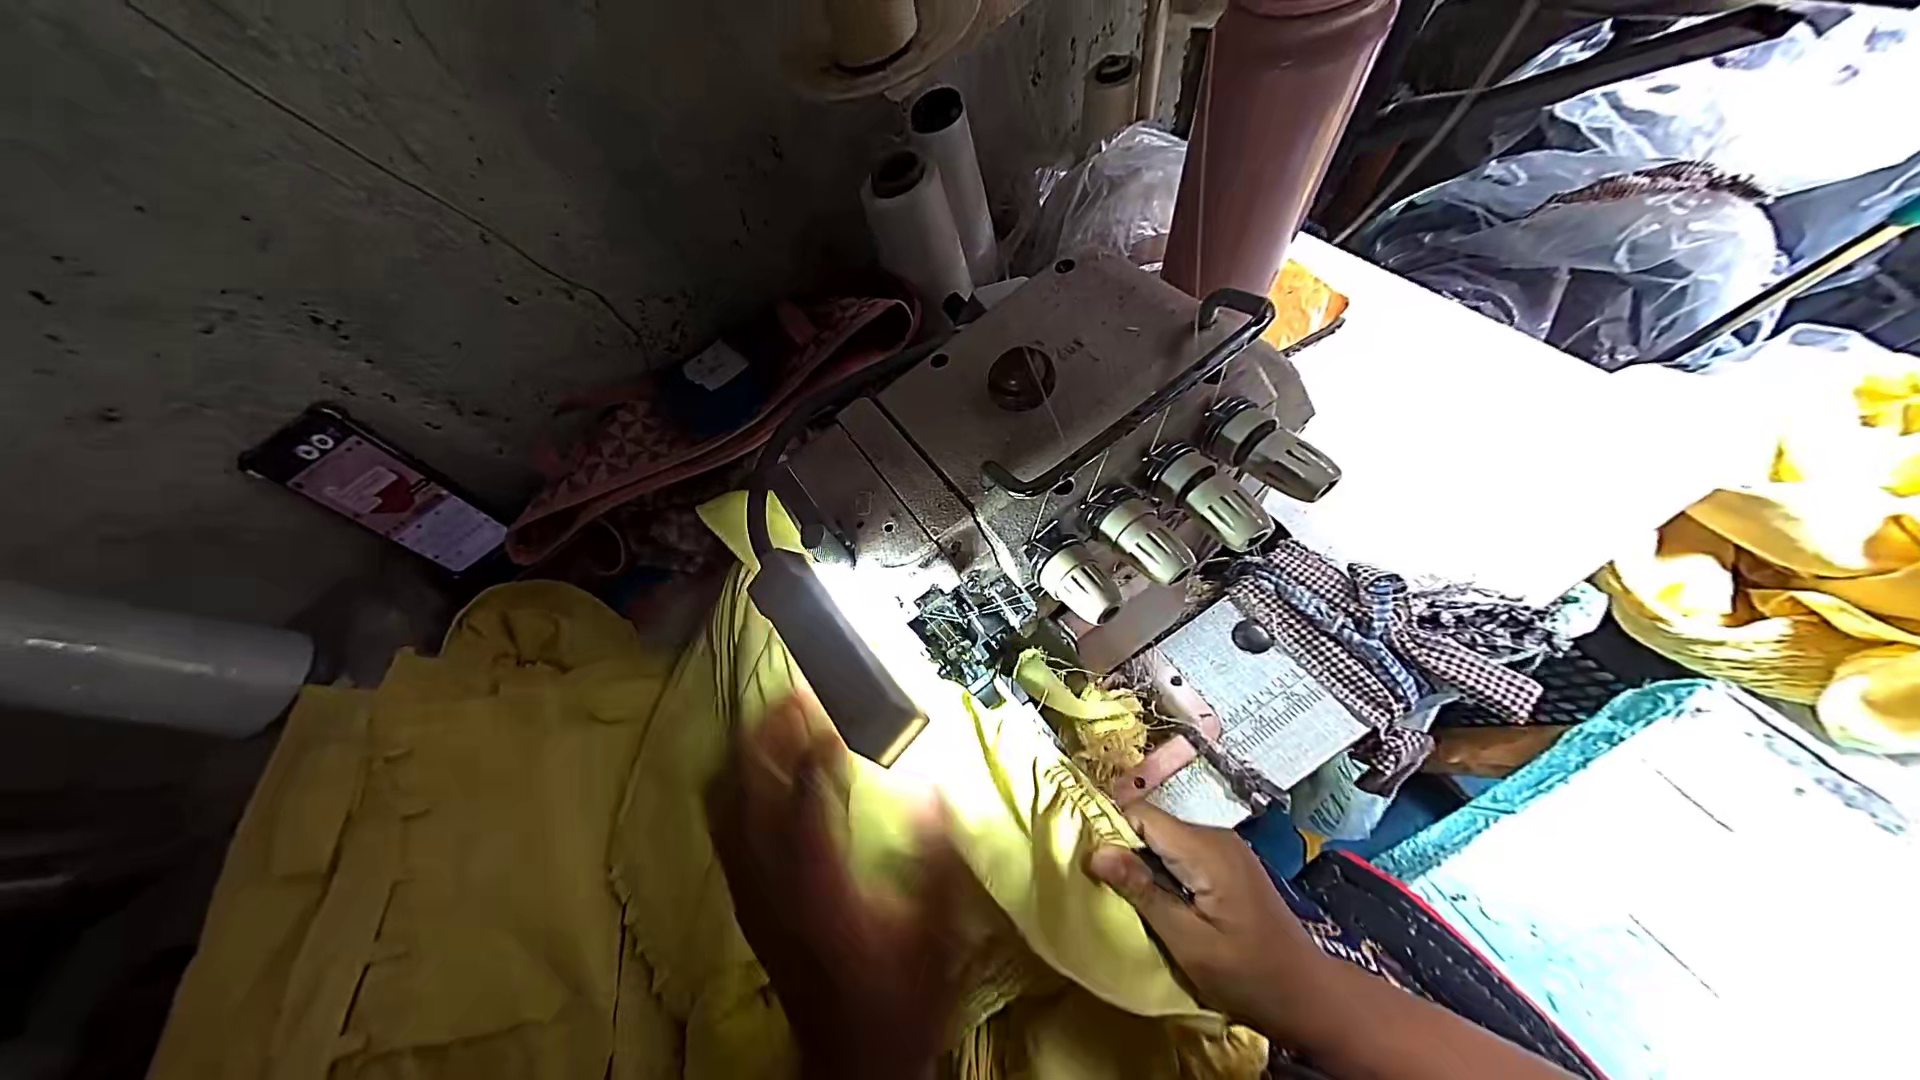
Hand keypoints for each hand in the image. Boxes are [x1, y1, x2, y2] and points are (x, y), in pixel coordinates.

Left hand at [707, 696, 964, 1079]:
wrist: (850, 1053)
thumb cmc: (896, 993)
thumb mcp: (933, 929)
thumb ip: (935, 859)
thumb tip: (932, 792)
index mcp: (825, 890)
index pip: (808, 805)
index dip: (816, 754)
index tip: (832, 718)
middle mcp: (776, 887)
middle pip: (752, 795)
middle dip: (770, 737)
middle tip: (794, 697)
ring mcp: (752, 894)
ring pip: (728, 806)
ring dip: (747, 754)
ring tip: (773, 718)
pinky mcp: (744, 901)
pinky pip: (723, 829)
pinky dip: (734, 785)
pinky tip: (754, 766)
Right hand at [1090, 805, 1577, 1079]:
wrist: (1311, 997)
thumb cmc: (1248, 976)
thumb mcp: (1188, 942)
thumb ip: (1142, 891)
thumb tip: (1095, 850)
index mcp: (1205, 848)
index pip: (1142, 814)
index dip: (1109, 827)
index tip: (1083, 853)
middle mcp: (1214, 834)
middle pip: (1152, 822)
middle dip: (1122, 843)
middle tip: (1097, 876)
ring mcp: (1223, 845)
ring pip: (1164, 835)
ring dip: (1141, 856)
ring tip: (1121, 887)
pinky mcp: (1226, 860)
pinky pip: (1181, 848)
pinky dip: (1161, 865)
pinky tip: (1154, 893)